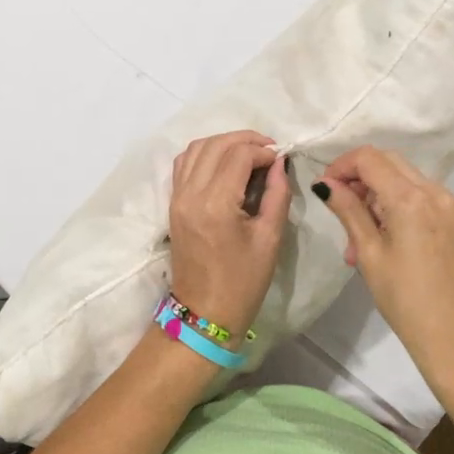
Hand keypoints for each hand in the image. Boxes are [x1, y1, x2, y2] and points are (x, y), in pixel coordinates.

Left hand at [168, 131, 291, 335]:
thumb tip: (279, 163)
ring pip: (196, 148)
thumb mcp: (270, 238)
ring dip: (223, 143)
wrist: (204, 313)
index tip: (280, 160)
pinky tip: (223, 163)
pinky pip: (184, 163)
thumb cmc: (243, 282)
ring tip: (248, 152)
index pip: (239, 155)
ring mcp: (177, 196)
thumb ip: (276, 194)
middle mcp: (191, 193)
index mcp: (216, 203)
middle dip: (244, 140)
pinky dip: (204, 154)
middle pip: (216, 144)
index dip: (263, 151)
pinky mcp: (172, 202)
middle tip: (268, 149)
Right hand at [313, 146, 453, 400]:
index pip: (369, 159)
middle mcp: (434, 192)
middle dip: (359, 176)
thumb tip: (325, 184)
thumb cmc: (404, 299)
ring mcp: (449, 205)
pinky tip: (382, 235)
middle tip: (339, 205)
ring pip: (403, 177)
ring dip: (376, 192)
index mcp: (411, 199)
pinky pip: (419, 195)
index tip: (325, 188)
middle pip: (388, 161)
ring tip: (357, 233)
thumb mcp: (369, 253)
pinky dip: (396, 203)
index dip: (341, 166)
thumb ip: (348, 210)